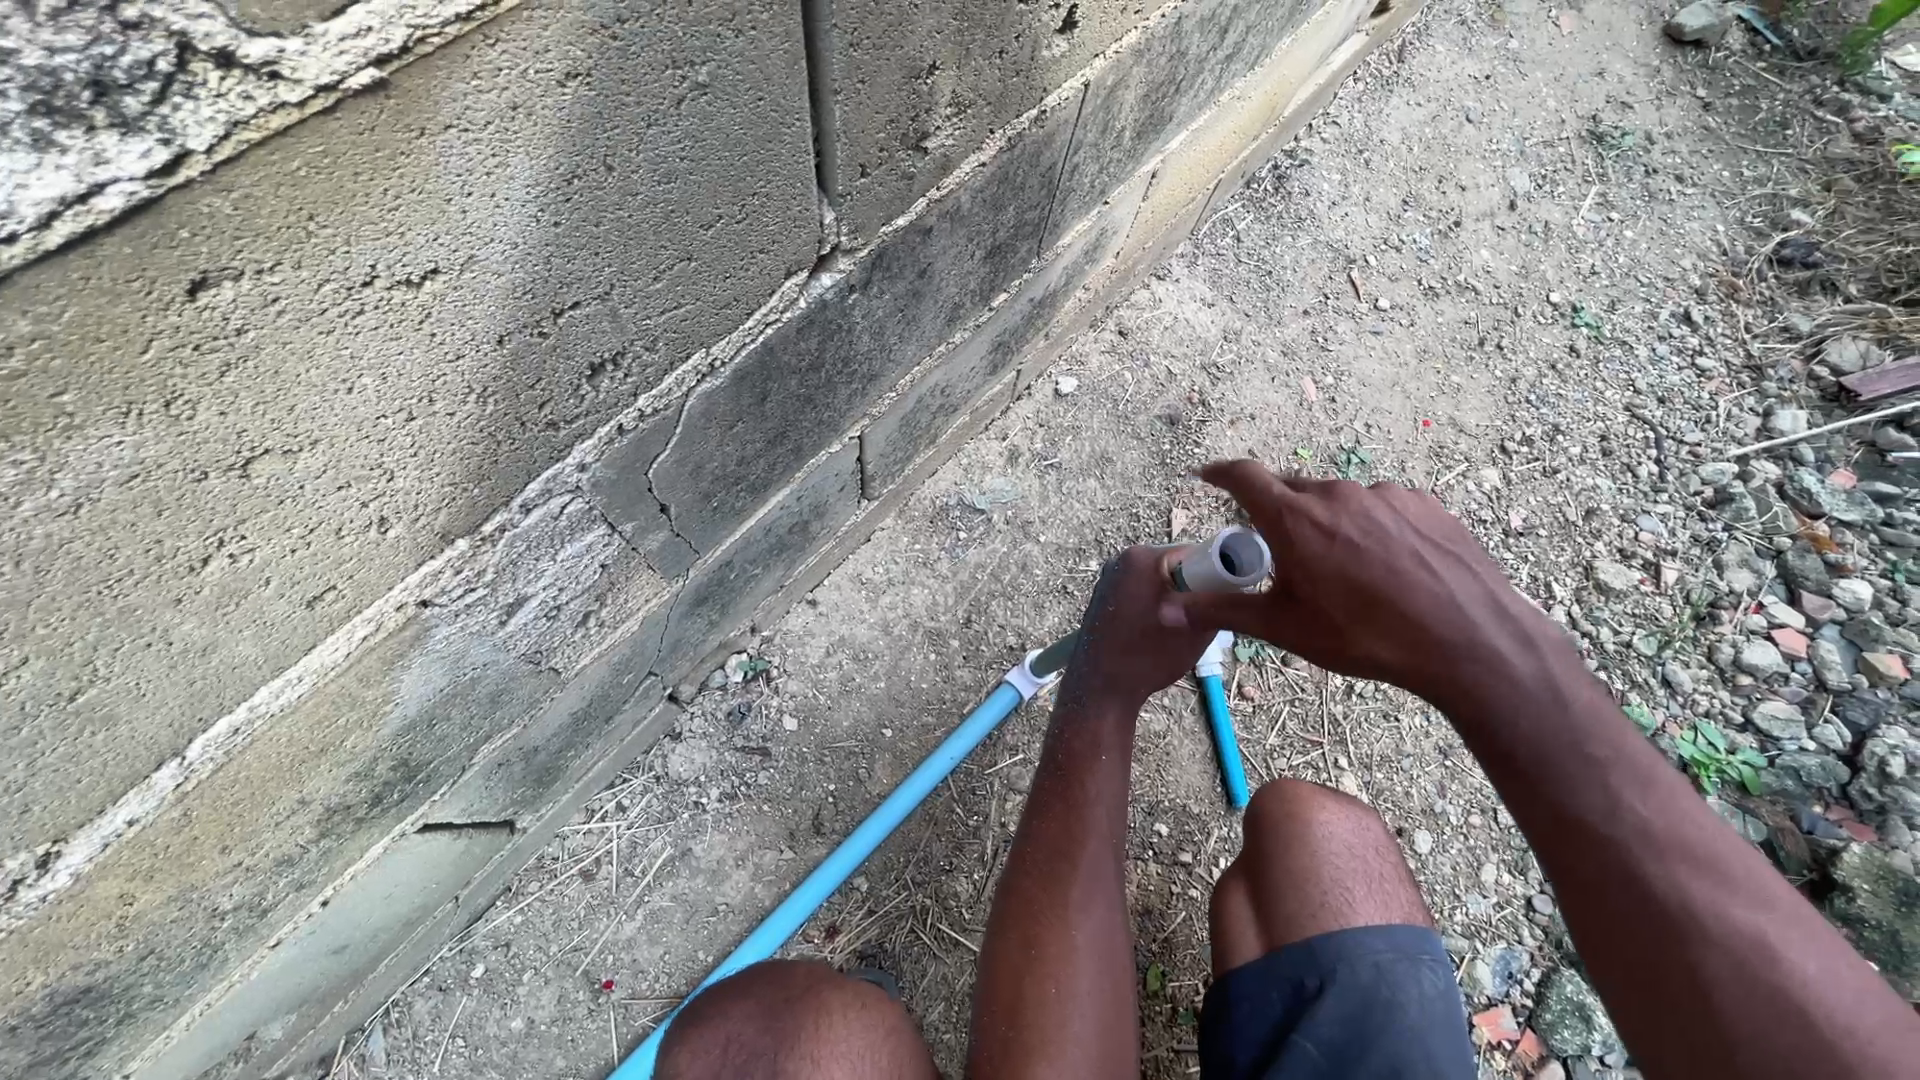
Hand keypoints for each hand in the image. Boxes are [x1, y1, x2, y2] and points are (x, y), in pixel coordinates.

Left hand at [1060, 545, 1216, 710]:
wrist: (1102, 687)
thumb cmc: (1149, 656)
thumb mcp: (1198, 628)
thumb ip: (1218, 601)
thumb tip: (1234, 588)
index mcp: (1144, 557)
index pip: (1198, 553)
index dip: (1217, 576)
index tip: (1223, 600)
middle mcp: (1123, 558)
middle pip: (1177, 565)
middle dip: (1194, 588)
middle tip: (1203, 618)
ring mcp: (1110, 576)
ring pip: (1161, 580)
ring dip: (1176, 599)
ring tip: (1180, 628)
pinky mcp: (1105, 595)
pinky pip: (1143, 590)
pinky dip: (1157, 605)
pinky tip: (1158, 630)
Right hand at [1166, 460, 1540, 704]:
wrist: (1468, 640)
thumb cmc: (1364, 636)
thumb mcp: (1285, 628)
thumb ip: (1222, 611)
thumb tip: (1166, 608)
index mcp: (1294, 519)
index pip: (1243, 476)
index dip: (1220, 474)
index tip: (1206, 476)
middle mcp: (1336, 494)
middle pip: (1291, 491)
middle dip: (1277, 513)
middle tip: (1280, 552)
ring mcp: (1385, 494)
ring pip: (1338, 500)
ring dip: (1326, 523)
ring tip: (1342, 569)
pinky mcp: (1424, 503)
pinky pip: (1380, 506)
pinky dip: (1369, 526)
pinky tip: (1386, 565)